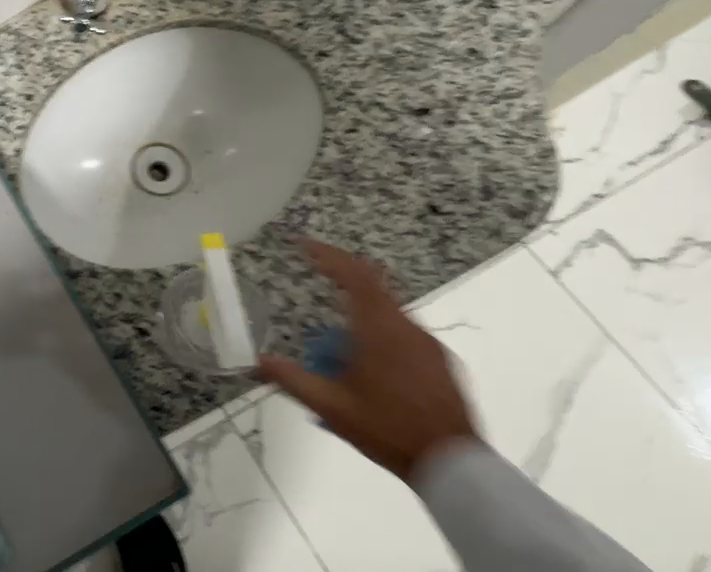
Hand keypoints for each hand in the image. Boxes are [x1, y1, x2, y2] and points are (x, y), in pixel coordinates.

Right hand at [256, 239, 478, 483]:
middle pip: (373, 285)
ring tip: (341, 334)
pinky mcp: (442, 363)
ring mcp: (429, 344)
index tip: (304, 244)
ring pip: (390, 310)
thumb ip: (293, 379)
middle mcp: (406, 326)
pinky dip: (383, 330)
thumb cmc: (387, 429)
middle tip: (319, 274)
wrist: (453, 466)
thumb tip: (257, 359)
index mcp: (378, 328)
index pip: (353, 274)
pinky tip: (374, 360)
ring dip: (362, 309)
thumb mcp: (331, 407)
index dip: (328, 255)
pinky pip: (406, 331)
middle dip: (343, 277)